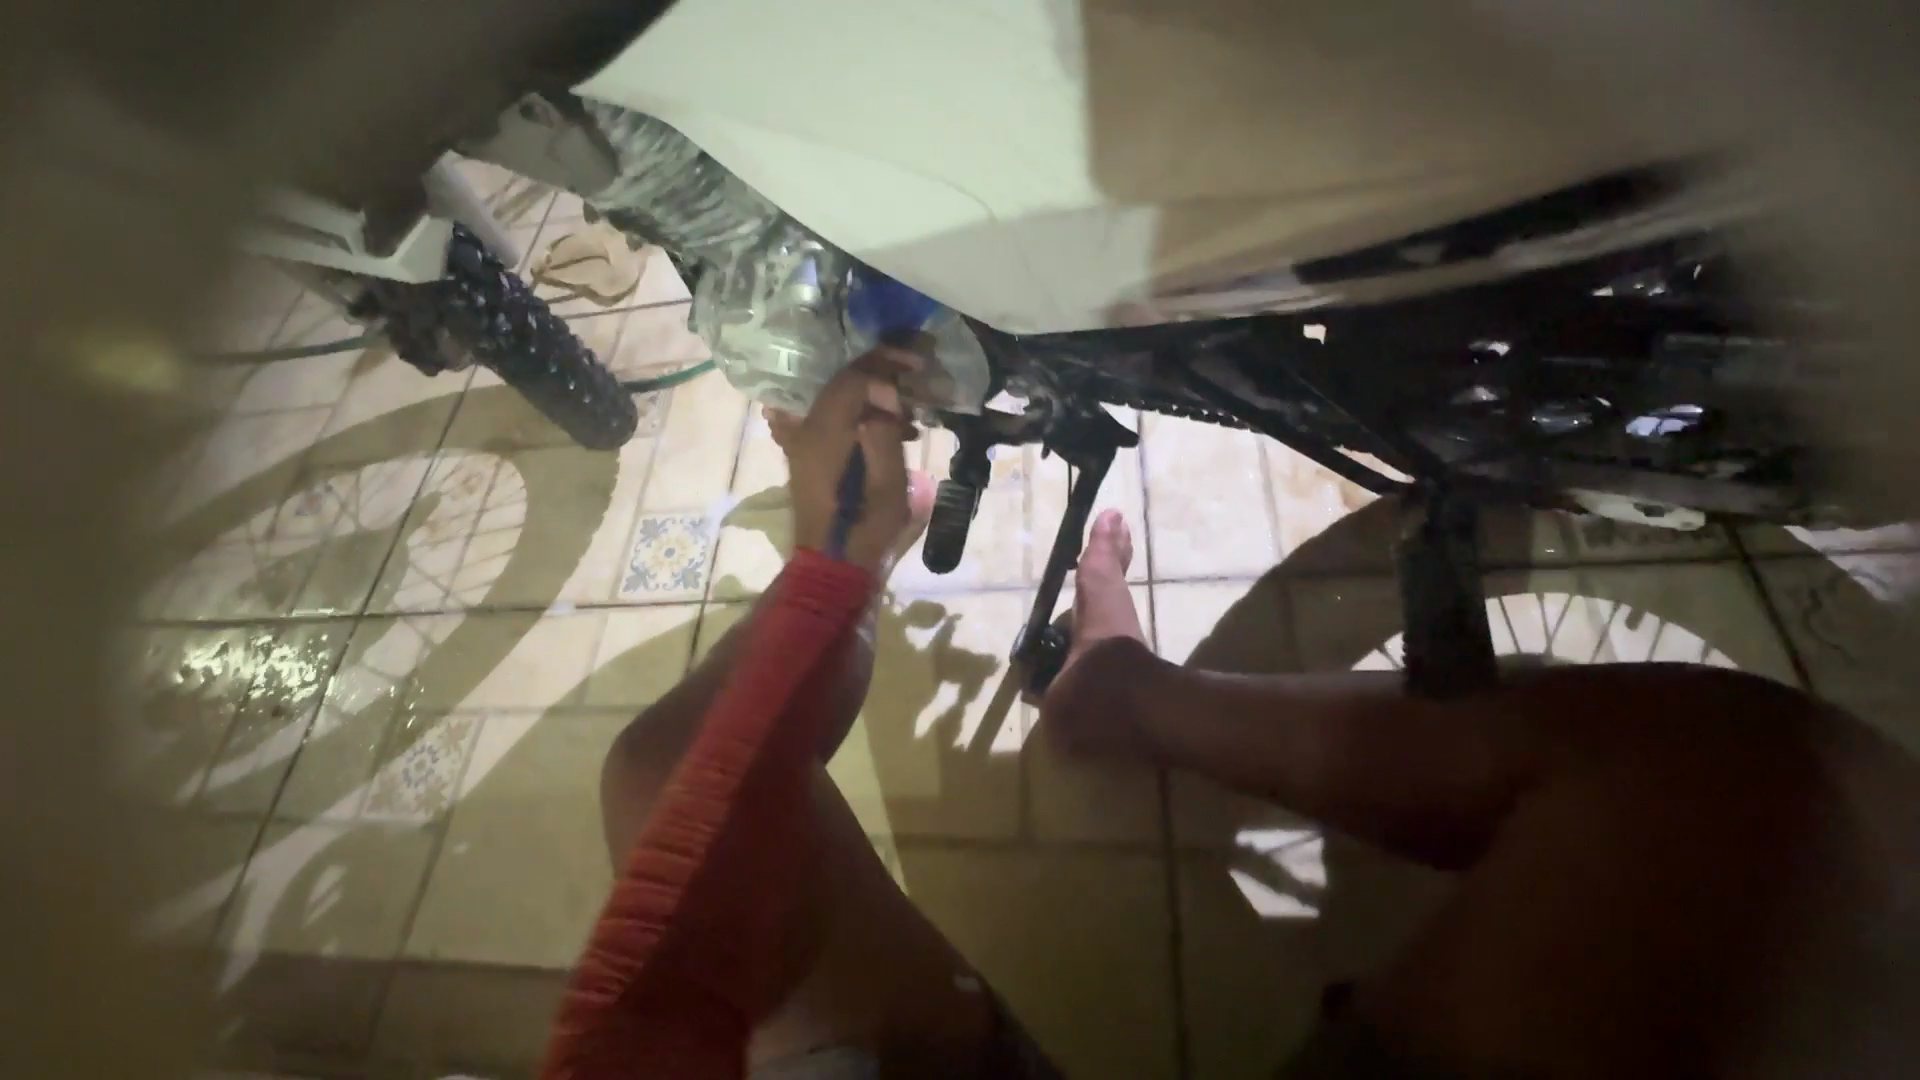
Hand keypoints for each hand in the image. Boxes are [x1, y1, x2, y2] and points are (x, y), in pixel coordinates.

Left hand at [786, 349, 918, 571]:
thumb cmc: (866, 529)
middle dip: (877, 372)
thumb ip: (886, 436)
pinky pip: (824, 416)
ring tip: (903, 409)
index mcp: (824, 433)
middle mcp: (803, 429)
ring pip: (831, 397)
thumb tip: (884, 403)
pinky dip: (852, 410)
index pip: (852, 378)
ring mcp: (799, 442)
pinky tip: (881, 425)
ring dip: (866, 392)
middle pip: (838, 382)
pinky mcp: (803, 455)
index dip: (885, 364)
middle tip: (912, 373)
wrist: (832, 566)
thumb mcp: (889, 486)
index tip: (916, 364)